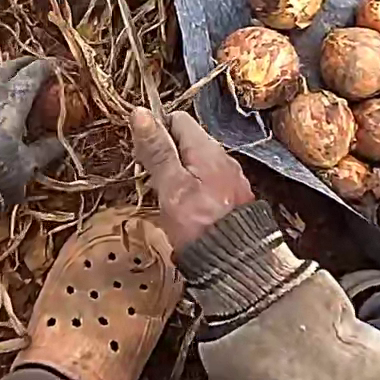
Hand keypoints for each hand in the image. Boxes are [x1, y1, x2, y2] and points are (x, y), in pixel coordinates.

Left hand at [0, 58, 66, 205]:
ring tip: (19, 87)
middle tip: (40, 68)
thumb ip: (47, 149)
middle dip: (28, 64)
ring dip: (8, 77)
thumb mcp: (27, 163)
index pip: (35, 72)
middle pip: (12, 66)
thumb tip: (61, 142)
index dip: (49, 67)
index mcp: (14, 97)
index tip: (59, 68)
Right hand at [130, 108, 253, 250]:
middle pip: (187, 140)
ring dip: (178, 173)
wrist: (239, 266)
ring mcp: (231, 178)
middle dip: (165, 154)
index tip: (142, 155)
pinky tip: (185, 209)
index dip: (156, 131)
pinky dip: (192, 188)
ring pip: (197, 162)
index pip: (178, 119)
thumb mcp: (171, 186)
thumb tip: (140, 113)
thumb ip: (157, 151)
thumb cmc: (201, 227)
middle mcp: (223, 158)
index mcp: (207, 149)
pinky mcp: (233, 198)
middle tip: (150, 179)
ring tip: (165, 197)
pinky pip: (207, 181)